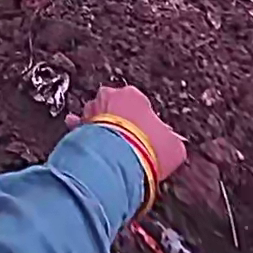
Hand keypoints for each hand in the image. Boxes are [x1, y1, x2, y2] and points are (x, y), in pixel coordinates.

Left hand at [66, 85, 186, 181]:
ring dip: (102, 127)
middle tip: (128, 142)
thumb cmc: (149, 147)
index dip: (144, 123)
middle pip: (116, 107)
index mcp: (134, 95)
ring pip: (97, 115)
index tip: (147, 136)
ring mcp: (92, 109)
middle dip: (120, 122)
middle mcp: (110, 96)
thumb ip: (169, 139)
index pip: (139, 104)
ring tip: (112, 147)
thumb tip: (170, 144)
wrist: (120, 158)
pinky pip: (79, 126)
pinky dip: (82, 133)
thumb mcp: (174, 145)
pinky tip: (88, 142)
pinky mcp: (79, 125)